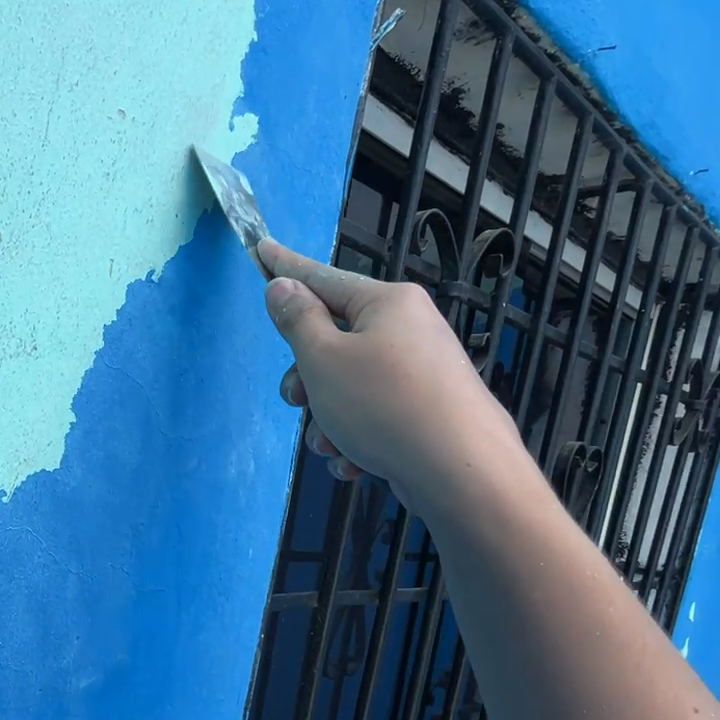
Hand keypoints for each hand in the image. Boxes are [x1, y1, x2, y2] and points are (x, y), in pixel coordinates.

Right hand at [257, 238, 522, 514]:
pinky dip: (354, 438)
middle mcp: (406, 329)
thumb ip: (297, 321)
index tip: (260, 248)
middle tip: (298, 400)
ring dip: (326, 418)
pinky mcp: (424, 411)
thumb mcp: (323, 360)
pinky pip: (370, 416)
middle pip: (330, 342)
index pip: (321, 278)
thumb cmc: (384, 404)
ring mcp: (418, 372)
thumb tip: (282, 287)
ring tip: (332, 443)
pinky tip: (356, 462)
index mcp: (386, 304)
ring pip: (345, 386)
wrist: (460, 470)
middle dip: (306, 379)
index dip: (284, 268)